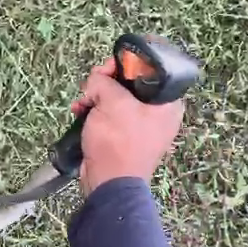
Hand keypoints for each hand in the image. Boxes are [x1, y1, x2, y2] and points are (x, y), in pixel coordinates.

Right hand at [71, 62, 185, 194]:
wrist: (110, 181)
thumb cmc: (118, 140)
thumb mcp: (112, 103)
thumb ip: (104, 82)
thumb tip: (96, 81)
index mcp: (168, 102)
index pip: (148, 69)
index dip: (124, 64)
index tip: (104, 70)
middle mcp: (158, 111)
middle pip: (129, 82)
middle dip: (104, 82)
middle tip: (89, 88)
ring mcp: (141, 124)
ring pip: (115, 97)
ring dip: (94, 96)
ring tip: (81, 103)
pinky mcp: (124, 134)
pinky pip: (110, 113)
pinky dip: (94, 110)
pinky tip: (80, 112)